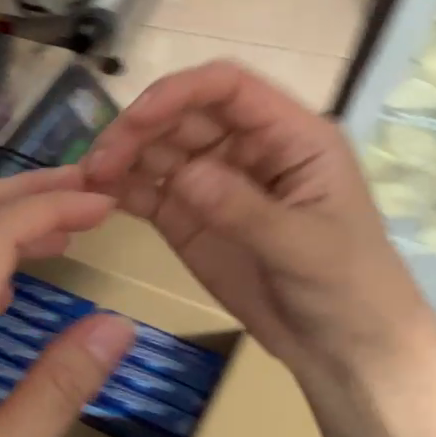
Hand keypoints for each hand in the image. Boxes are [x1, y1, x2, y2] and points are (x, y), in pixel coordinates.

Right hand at [81, 61, 435, 394]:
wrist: (342, 347)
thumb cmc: (348, 288)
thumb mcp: (304, 247)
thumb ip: (243, 209)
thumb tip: (184, 174)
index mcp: (289, 138)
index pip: (228, 89)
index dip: (179, 92)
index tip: (135, 119)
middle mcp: (244, 149)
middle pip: (178, 116)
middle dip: (135, 130)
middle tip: (98, 164)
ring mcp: (209, 183)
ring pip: (153, 149)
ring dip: (117, 157)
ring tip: (87, 181)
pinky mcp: (183, 215)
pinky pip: (143, 189)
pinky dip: (115, 189)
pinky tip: (91, 198)